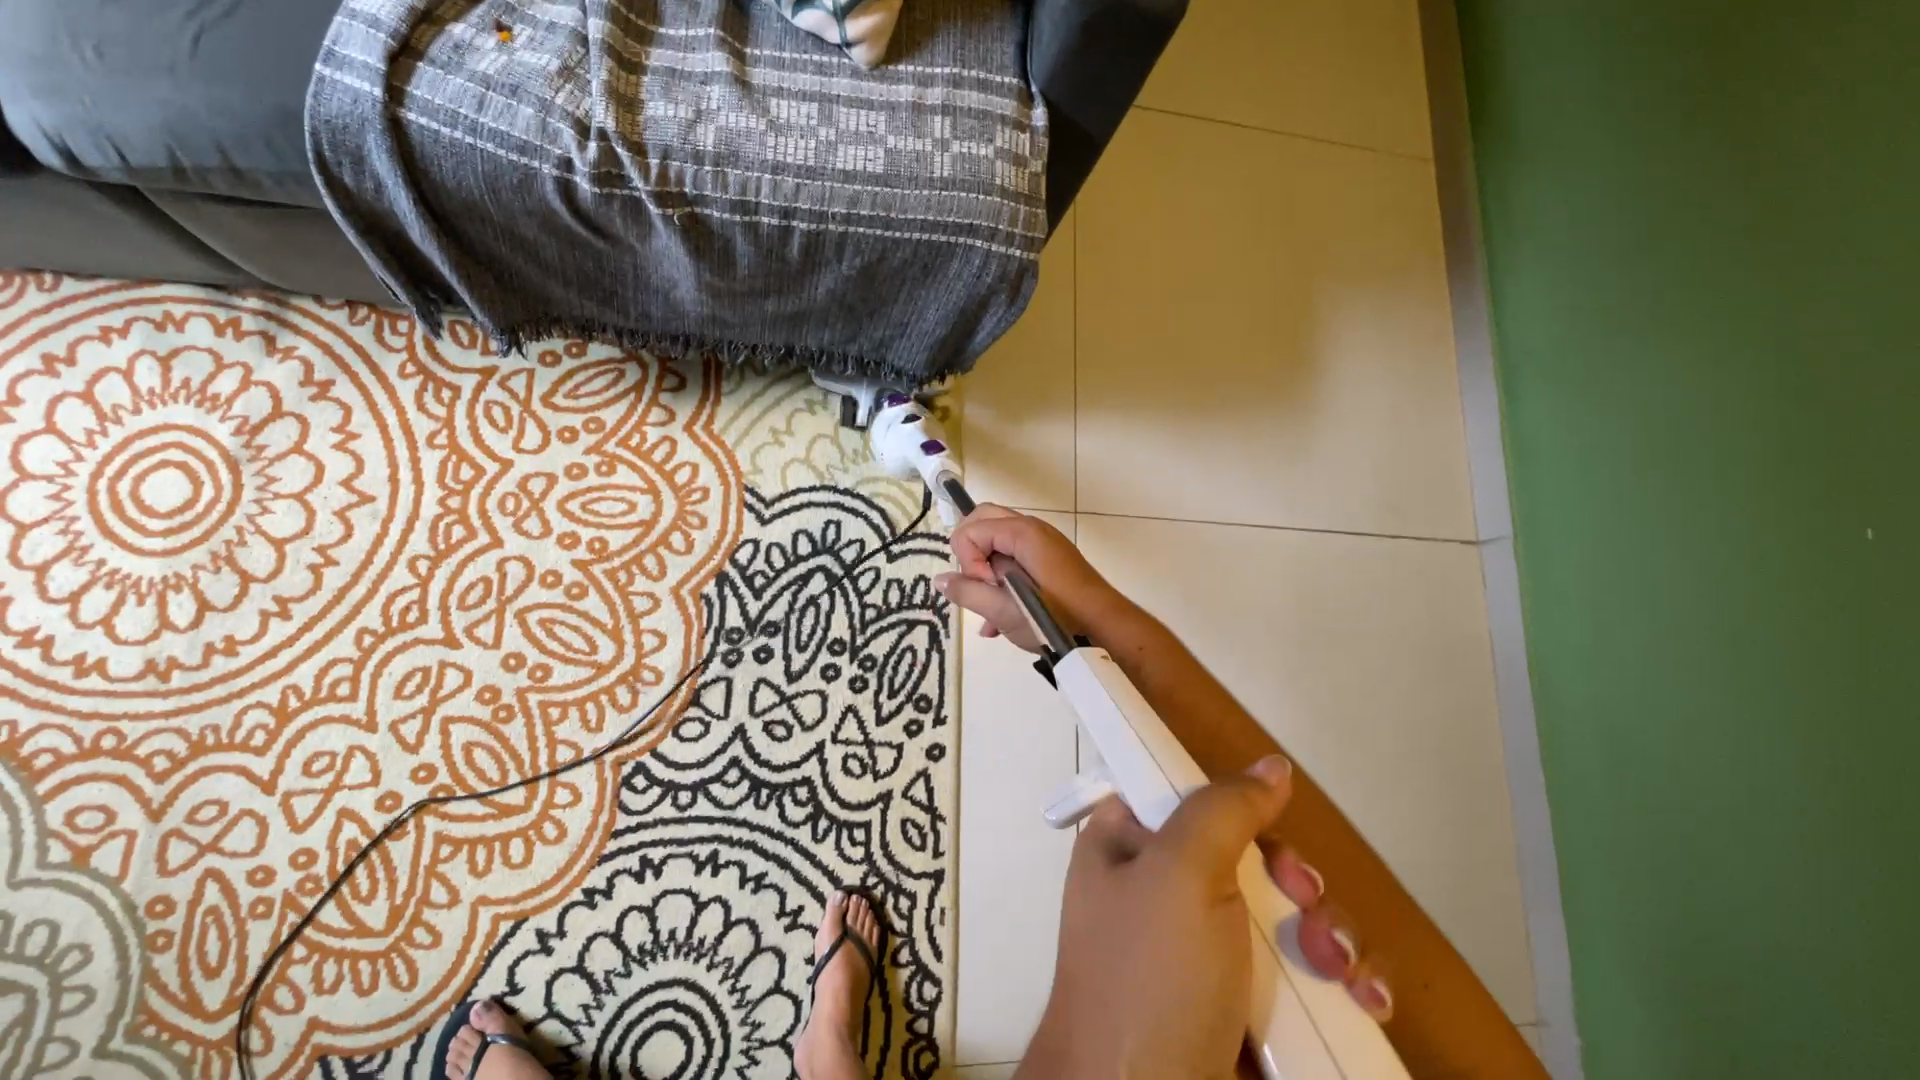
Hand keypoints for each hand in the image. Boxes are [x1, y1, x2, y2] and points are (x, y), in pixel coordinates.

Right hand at [935, 504, 1133, 651]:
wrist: (1107, 632)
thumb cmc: (1058, 619)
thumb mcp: (1006, 611)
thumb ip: (969, 593)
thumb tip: (940, 580)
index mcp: (1023, 532)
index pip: (970, 530)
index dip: (967, 561)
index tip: (984, 589)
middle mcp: (1032, 530)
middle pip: (982, 524)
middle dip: (970, 558)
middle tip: (978, 589)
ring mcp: (1041, 545)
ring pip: (996, 546)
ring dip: (984, 576)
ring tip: (988, 614)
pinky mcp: (1048, 563)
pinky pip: (1013, 561)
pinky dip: (1001, 583)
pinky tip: (998, 623)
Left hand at [1019, 757, 1393, 1079]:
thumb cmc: (1148, 979)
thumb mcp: (1178, 873)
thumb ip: (1223, 810)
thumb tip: (1270, 767)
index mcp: (1125, 847)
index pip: (1182, 795)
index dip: (1232, 804)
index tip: (1267, 823)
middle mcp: (1161, 893)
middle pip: (1250, 856)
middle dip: (1295, 880)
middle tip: (1304, 903)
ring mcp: (1205, 955)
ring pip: (1286, 916)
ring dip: (1329, 937)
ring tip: (1341, 971)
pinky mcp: (1244, 1009)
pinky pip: (1302, 977)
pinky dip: (1341, 985)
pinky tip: (1367, 1000)